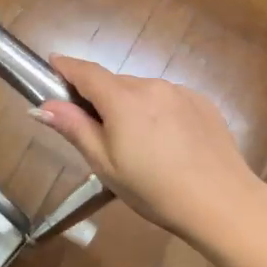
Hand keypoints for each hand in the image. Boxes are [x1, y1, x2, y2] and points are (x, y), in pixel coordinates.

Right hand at [35, 56, 261, 232]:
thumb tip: (44, 105)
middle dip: (101, 98)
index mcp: (122, 99)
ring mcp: (180, 92)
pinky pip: (169, 100)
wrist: (222, 202)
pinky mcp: (203, 103)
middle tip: (96, 130)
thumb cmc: (154, 189)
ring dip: (132, 107)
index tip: (53, 64)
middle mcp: (151, 85)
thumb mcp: (105, 165)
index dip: (67, 67)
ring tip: (138, 145)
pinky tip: (168, 144)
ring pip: (143, 92)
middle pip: (115, 83)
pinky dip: (158, 112)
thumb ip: (75, 129)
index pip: (86, 71)